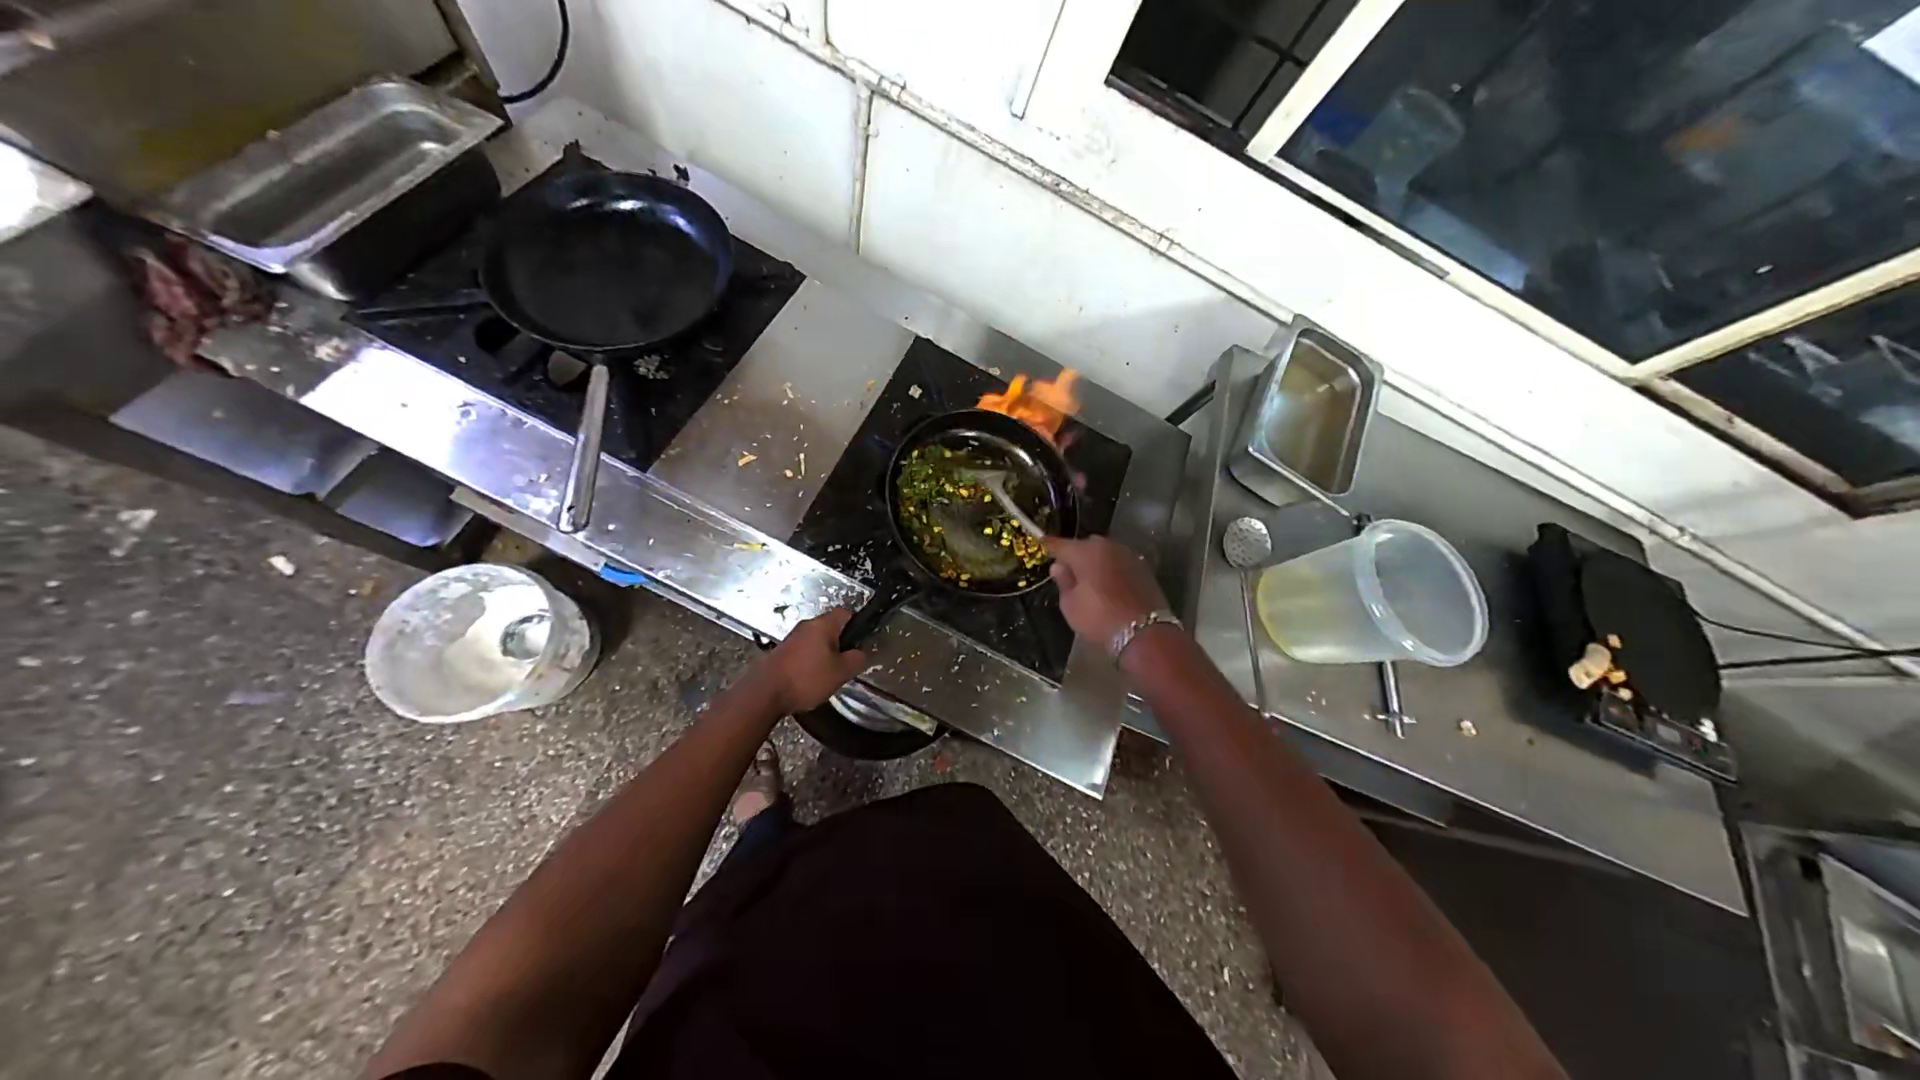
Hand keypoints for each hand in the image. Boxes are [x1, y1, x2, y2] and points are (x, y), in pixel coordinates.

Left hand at [751, 608, 867, 714]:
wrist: (765, 693)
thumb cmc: (807, 678)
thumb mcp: (841, 672)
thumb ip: (856, 659)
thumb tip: (859, 653)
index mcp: (822, 625)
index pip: (845, 613)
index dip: (856, 625)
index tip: (859, 643)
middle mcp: (806, 626)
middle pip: (830, 628)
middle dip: (840, 645)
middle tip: (845, 664)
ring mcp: (791, 639)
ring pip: (815, 642)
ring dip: (823, 655)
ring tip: (828, 676)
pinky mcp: (780, 653)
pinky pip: (802, 653)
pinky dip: (809, 663)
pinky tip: (809, 681)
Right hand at [1046, 536, 1170, 647]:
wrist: (1145, 633)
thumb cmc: (1100, 618)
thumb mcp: (1071, 605)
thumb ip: (1063, 582)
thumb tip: (1059, 567)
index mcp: (1086, 552)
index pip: (1060, 544)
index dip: (1048, 546)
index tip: (1040, 544)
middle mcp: (1108, 547)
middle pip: (1085, 545)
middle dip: (1075, 554)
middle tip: (1067, 571)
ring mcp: (1129, 555)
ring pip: (1105, 552)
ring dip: (1096, 561)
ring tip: (1089, 579)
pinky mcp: (1144, 568)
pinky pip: (1119, 562)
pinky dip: (1111, 569)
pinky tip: (1108, 584)